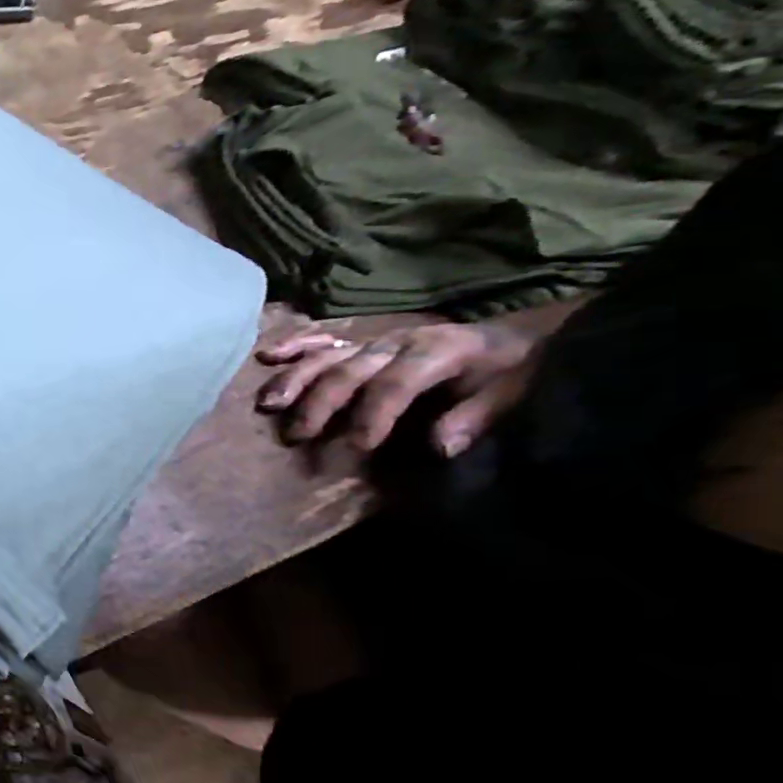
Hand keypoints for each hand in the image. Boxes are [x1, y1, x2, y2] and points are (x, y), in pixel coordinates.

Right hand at [254, 315, 562, 455]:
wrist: (515, 335)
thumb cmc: (509, 370)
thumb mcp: (512, 393)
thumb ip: (474, 417)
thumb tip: (439, 447)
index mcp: (438, 351)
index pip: (395, 382)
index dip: (375, 414)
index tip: (358, 446)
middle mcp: (396, 342)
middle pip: (348, 371)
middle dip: (320, 403)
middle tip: (297, 435)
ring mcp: (373, 339)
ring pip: (326, 356)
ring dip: (294, 380)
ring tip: (269, 405)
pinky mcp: (360, 339)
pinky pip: (319, 339)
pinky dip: (292, 345)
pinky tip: (266, 357)